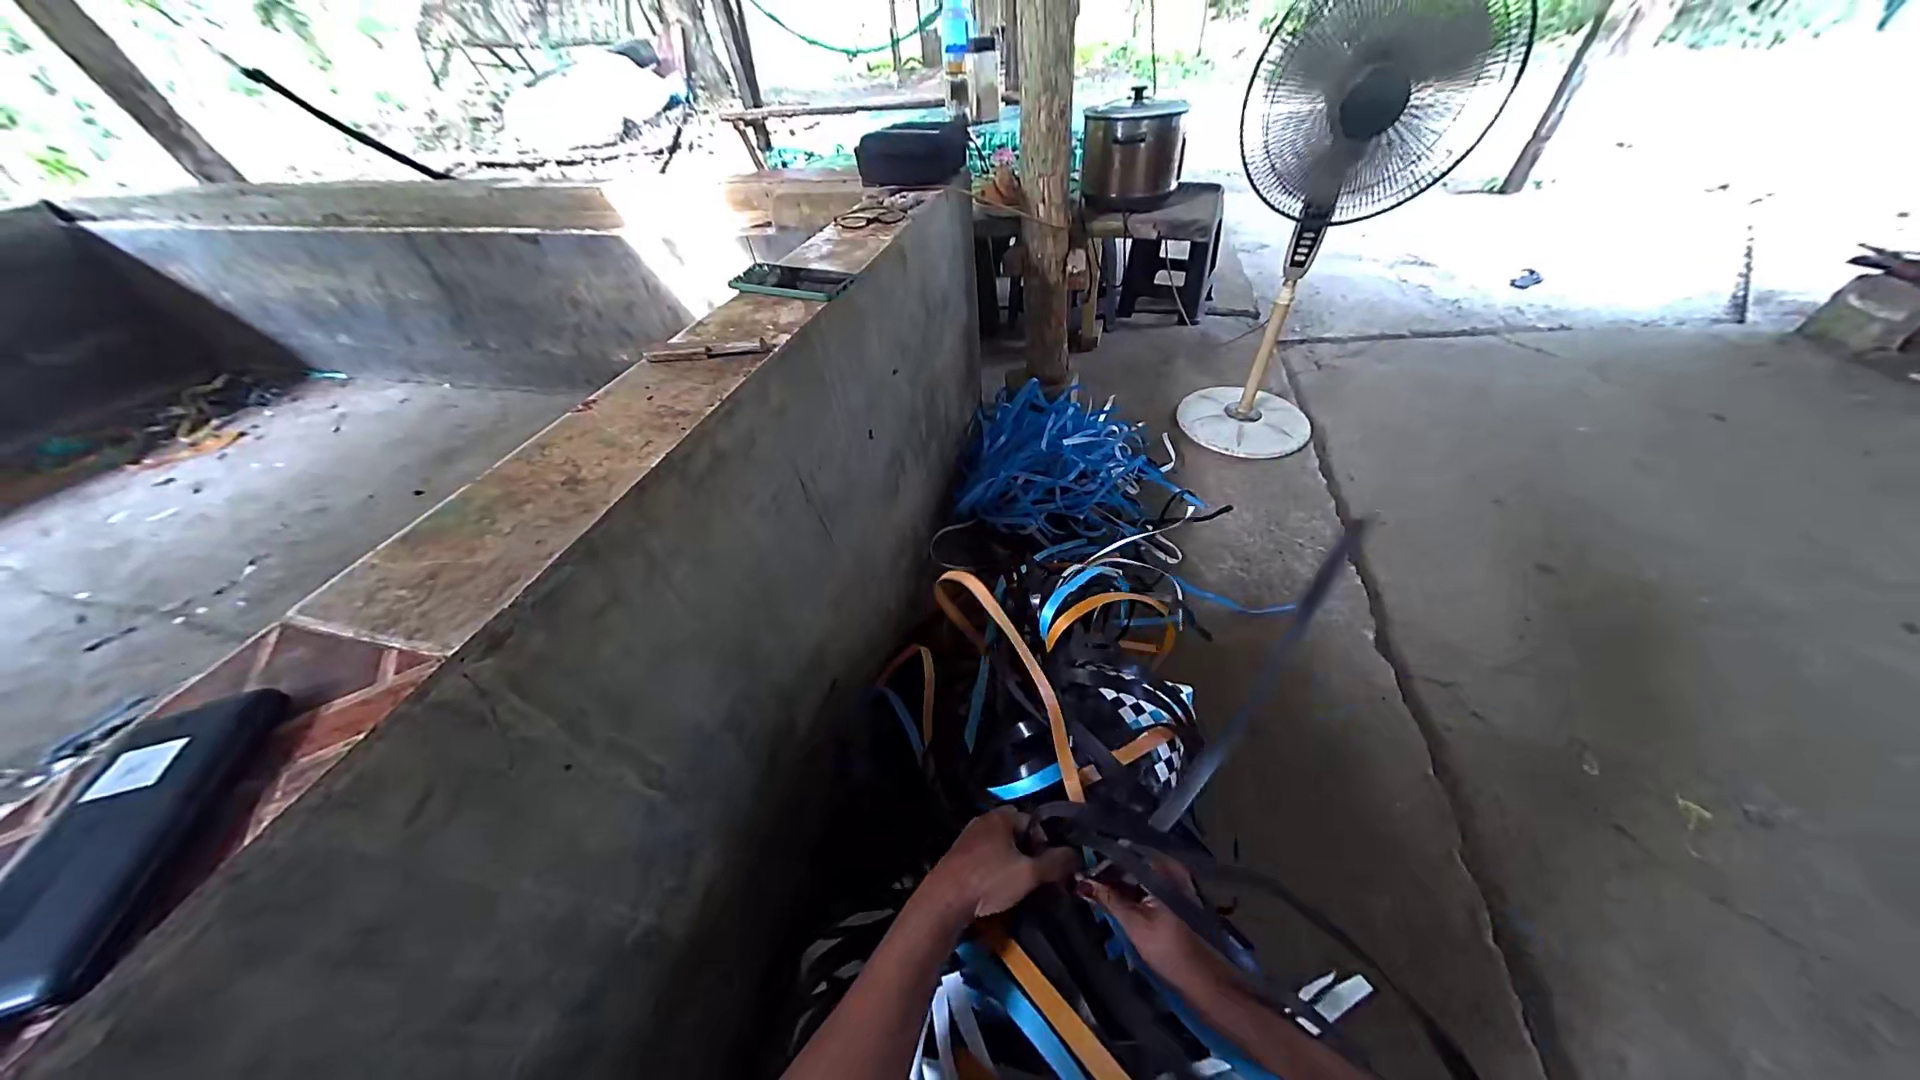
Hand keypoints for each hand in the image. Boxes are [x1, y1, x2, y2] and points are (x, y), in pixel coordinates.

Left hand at [922, 807, 1079, 923]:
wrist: (944, 900)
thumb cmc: (989, 880)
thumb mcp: (1029, 873)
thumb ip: (1056, 863)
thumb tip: (1077, 855)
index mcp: (1001, 816)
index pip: (1034, 822)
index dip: (1047, 844)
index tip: (1051, 867)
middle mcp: (984, 820)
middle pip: (1018, 835)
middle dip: (1031, 855)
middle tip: (1038, 878)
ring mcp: (969, 837)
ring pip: (1002, 847)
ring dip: (1013, 864)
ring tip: (1020, 887)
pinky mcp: (959, 856)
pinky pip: (986, 858)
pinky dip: (996, 870)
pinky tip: (997, 889)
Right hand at [1078, 854, 1220, 984]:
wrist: (1206, 983)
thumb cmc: (1170, 951)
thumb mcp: (1133, 923)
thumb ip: (1107, 898)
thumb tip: (1082, 882)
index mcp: (1164, 868)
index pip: (1124, 854)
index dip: (1101, 864)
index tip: (1081, 874)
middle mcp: (1173, 869)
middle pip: (1133, 864)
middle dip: (1110, 876)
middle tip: (1086, 886)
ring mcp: (1178, 884)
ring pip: (1140, 877)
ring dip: (1120, 886)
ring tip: (1097, 896)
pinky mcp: (1178, 900)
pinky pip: (1149, 888)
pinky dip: (1133, 894)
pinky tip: (1116, 904)